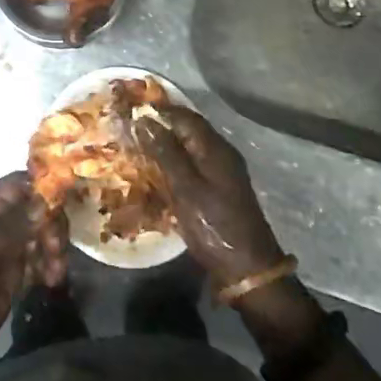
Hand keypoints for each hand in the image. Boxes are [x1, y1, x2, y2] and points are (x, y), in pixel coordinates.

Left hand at [0, 173, 66, 380]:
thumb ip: (9, 228)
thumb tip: (45, 201)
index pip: (18, 185)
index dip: (41, 186)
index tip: (64, 201)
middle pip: (35, 209)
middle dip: (51, 223)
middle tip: (56, 248)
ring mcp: (5, 253)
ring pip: (40, 236)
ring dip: (54, 247)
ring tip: (55, 272)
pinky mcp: (11, 280)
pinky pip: (38, 262)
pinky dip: (50, 267)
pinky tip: (52, 281)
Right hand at [130, 105, 286, 285]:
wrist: (248, 270)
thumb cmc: (214, 226)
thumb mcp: (185, 188)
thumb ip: (165, 152)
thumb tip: (144, 119)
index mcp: (215, 148)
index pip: (184, 116)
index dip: (159, 110)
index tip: (132, 110)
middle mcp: (221, 153)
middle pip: (188, 129)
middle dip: (161, 126)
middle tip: (131, 130)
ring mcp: (223, 171)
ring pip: (190, 146)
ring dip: (167, 144)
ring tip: (140, 148)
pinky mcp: (220, 188)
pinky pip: (194, 163)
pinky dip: (175, 162)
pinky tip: (159, 171)